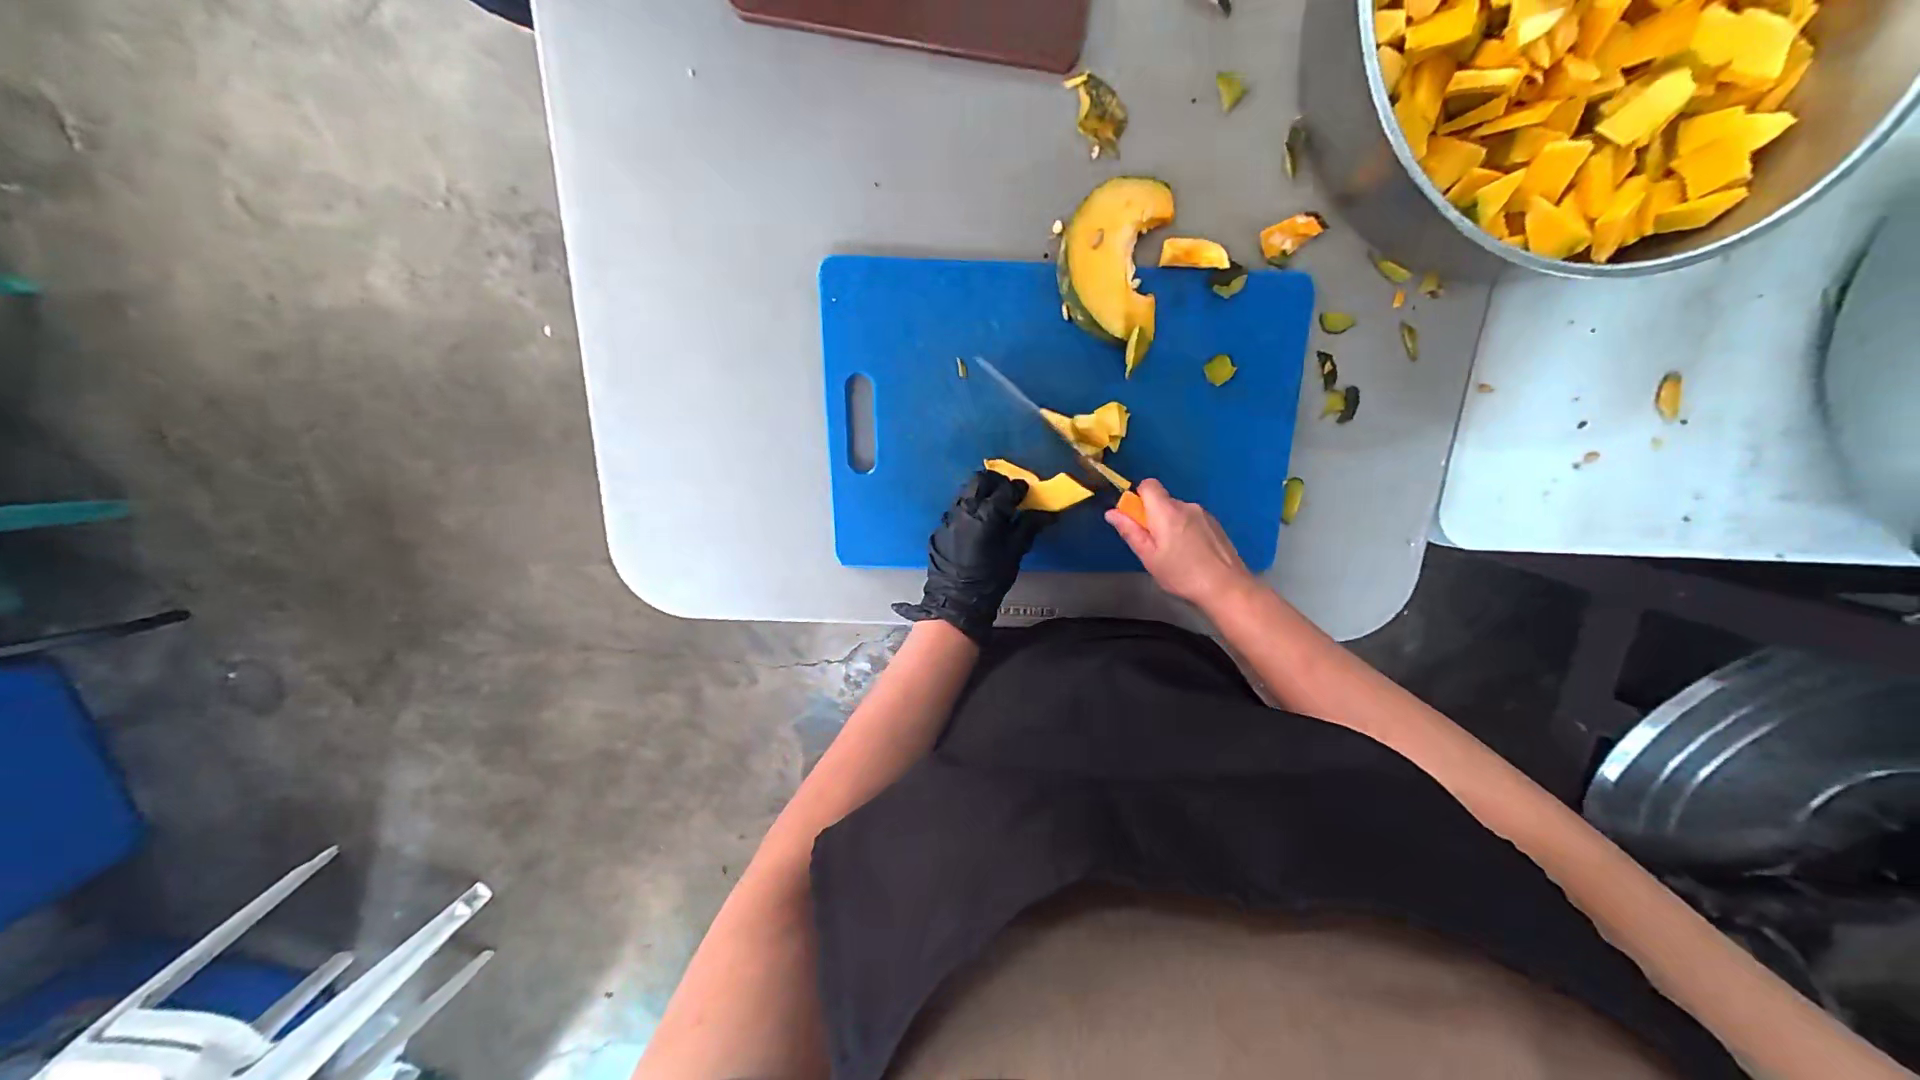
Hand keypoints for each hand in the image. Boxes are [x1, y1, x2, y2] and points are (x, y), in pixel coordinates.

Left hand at [893, 470, 1053, 642]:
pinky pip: (956, 509)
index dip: (1019, 488)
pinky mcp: (939, 527)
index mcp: (986, 513)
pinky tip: (975, 525)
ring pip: (966, 492)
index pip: (1006, 488)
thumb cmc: (990, 578)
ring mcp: (949, 517)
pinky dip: (968, 510)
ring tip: (991, 508)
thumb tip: (1046, 514)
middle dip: (996, 483)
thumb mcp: (1014, 553)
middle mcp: (965, 508)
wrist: (956, 601)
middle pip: (981, 480)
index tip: (1026, 493)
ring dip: (980, 494)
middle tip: (1007, 494)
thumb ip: (1028, 527)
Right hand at [1105, 478, 1256, 610]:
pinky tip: (1192, 554)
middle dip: (1154, 517)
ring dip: (1171, 525)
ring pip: (1178, 511)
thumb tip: (1111, 512)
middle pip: (1163, 500)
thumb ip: (1130, 531)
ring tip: (1176, 554)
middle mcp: (1186, 506)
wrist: (1226, 586)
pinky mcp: (1216, 524)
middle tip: (1155, 546)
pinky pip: (1192, 520)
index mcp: (1166, 511)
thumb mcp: (1148, 557)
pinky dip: (1186, 531)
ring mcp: (1204, 514)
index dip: (1138, 498)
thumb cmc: (1182, 574)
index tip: (1137, 520)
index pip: (1148, 485)